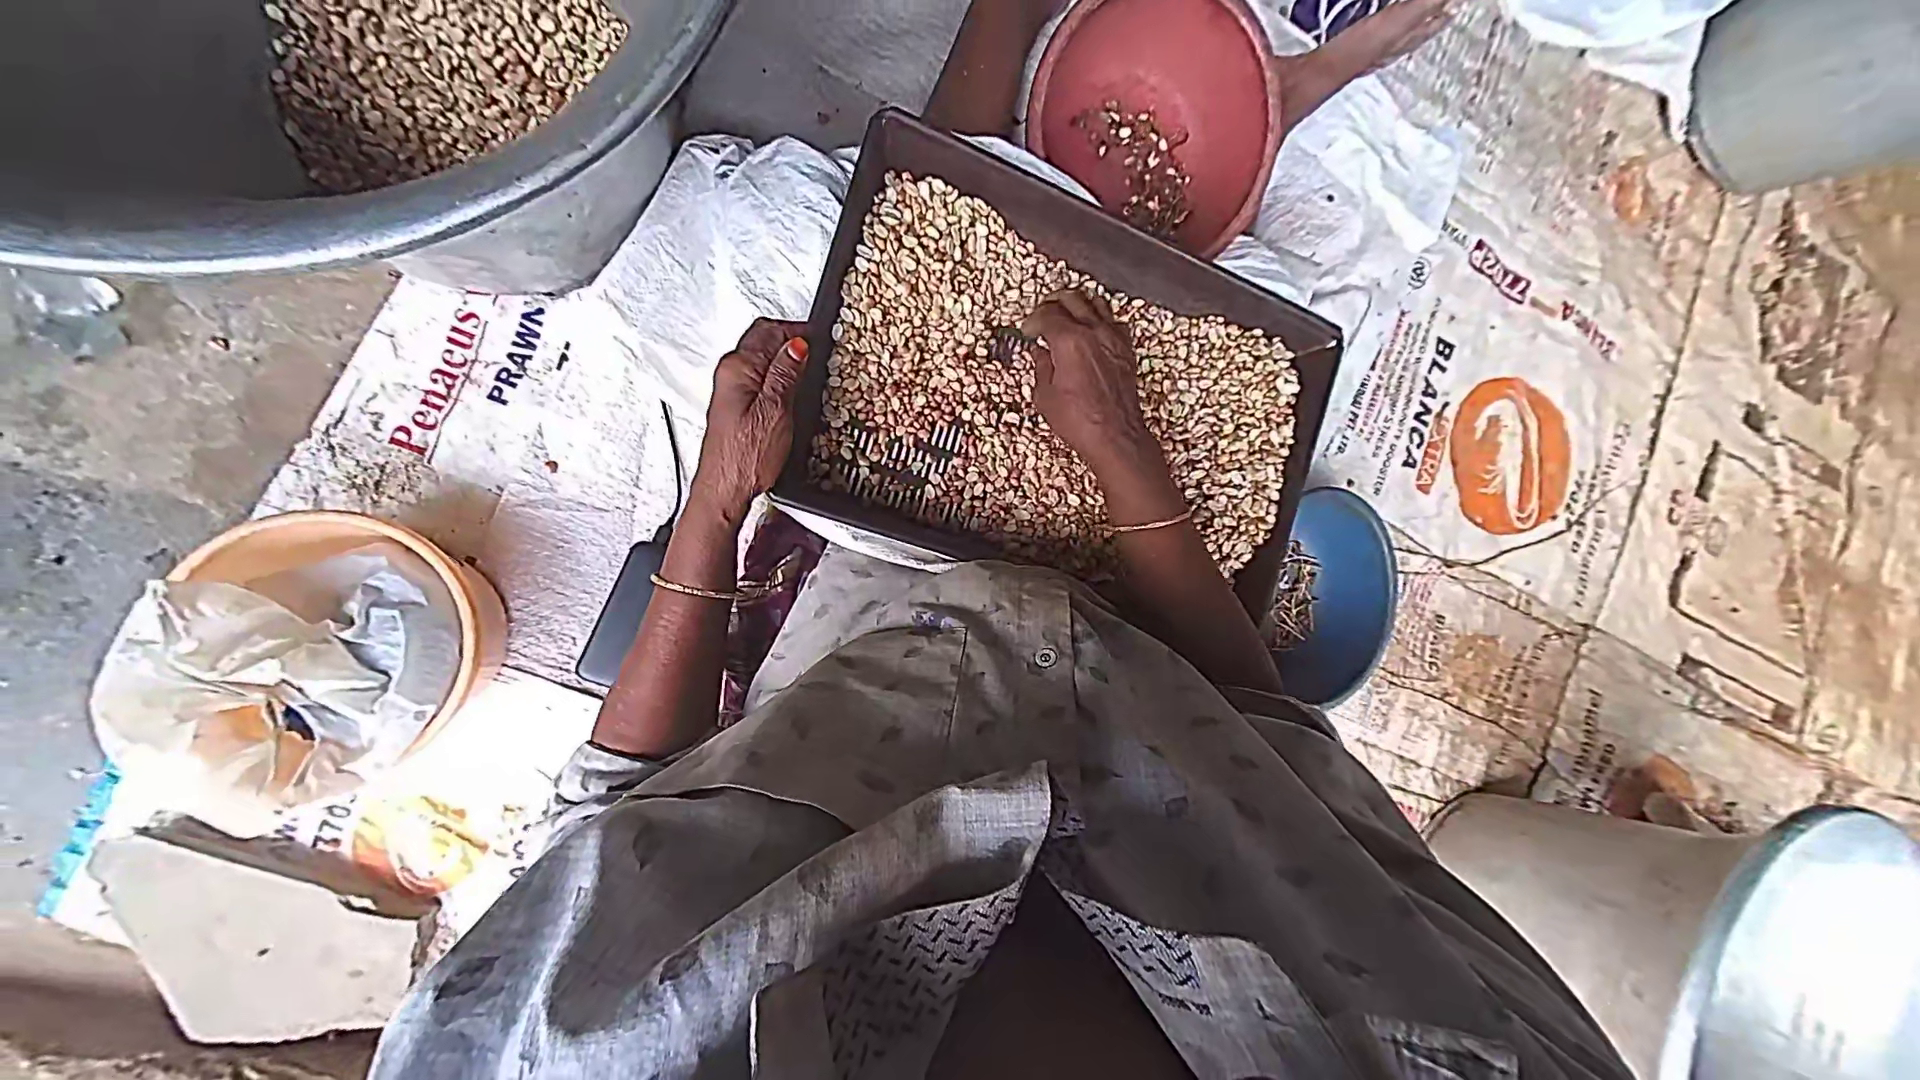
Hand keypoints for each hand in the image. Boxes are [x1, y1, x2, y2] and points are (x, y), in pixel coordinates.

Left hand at [688, 318, 810, 528]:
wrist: (725, 489)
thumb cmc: (745, 456)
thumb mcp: (776, 410)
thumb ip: (786, 373)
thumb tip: (798, 345)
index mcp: (738, 368)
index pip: (768, 331)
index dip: (796, 329)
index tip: (820, 335)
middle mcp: (730, 375)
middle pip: (762, 341)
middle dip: (789, 338)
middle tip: (817, 345)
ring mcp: (733, 391)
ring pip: (761, 360)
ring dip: (784, 358)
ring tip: (809, 363)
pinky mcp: (738, 408)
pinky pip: (760, 380)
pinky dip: (778, 377)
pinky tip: (793, 387)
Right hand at [1023, 289, 1165, 484]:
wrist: (1114, 436)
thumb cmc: (1081, 421)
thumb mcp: (1046, 397)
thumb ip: (1041, 367)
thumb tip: (1040, 353)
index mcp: (1069, 342)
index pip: (1046, 315)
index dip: (1032, 320)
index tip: (1028, 330)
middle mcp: (1094, 333)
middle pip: (1071, 299)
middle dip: (1052, 303)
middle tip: (1042, 313)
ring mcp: (1113, 338)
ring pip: (1095, 301)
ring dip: (1077, 302)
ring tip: (1066, 310)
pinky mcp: (1126, 349)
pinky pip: (1113, 319)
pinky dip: (1100, 317)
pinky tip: (1093, 327)